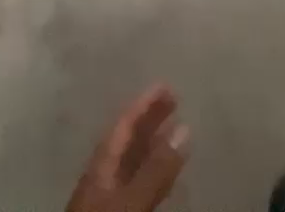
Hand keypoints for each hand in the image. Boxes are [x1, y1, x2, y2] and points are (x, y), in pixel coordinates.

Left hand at [65, 84, 188, 211]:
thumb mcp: (129, 202)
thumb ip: (155, 169)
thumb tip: (186, 127)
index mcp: (98, 169)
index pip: (120, 127)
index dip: (142, 104)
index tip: (166, 84)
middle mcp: (100, 180)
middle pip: (125, 143)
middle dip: (148, 120)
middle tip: (175, 99)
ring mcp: (106, 201)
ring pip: (131, 166)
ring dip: (152, 147)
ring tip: (175, 131)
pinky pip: (137, 187)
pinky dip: (153, 175)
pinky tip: (166, 177)